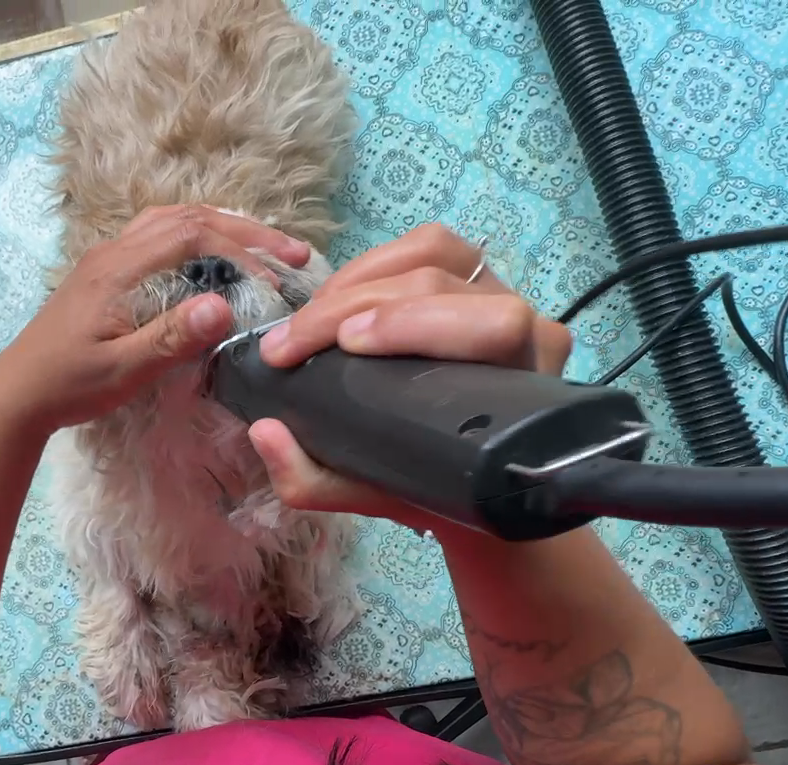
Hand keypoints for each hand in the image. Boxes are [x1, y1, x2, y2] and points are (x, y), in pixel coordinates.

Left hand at [0, 205, 310, 433]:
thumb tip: (224, 306)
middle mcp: (112, 252)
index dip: (242, 249)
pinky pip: (155, 237)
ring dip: (220, 229)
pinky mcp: (102, 274)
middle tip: (291, 253)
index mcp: (118, 269)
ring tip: (261, 247)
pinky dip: (194, 237)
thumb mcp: (122, 370)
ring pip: (170, 222)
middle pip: (187, 218)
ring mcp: (105, 259)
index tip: (279, 274)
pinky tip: (208, 257)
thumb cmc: (68, 386)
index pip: (192, 235)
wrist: (17, 394)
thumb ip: (170, 339)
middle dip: (244, 232)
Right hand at [245, 224, 572, 534]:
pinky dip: (372, 262)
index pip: (492, 326)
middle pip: (439, 282)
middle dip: (349, 305)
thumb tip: (263, 430)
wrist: (461, 479)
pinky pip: (429, 245)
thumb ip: (309, 478)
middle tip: (287, 345)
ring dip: (357, 277)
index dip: (414, 323)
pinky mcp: (472, 280)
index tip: (346, 345)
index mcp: (516, 389)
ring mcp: (500, 297)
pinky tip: (333, 296)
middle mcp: (524, 332)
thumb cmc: (420, 488)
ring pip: (435, 250)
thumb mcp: (362, 496)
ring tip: (307, 318)